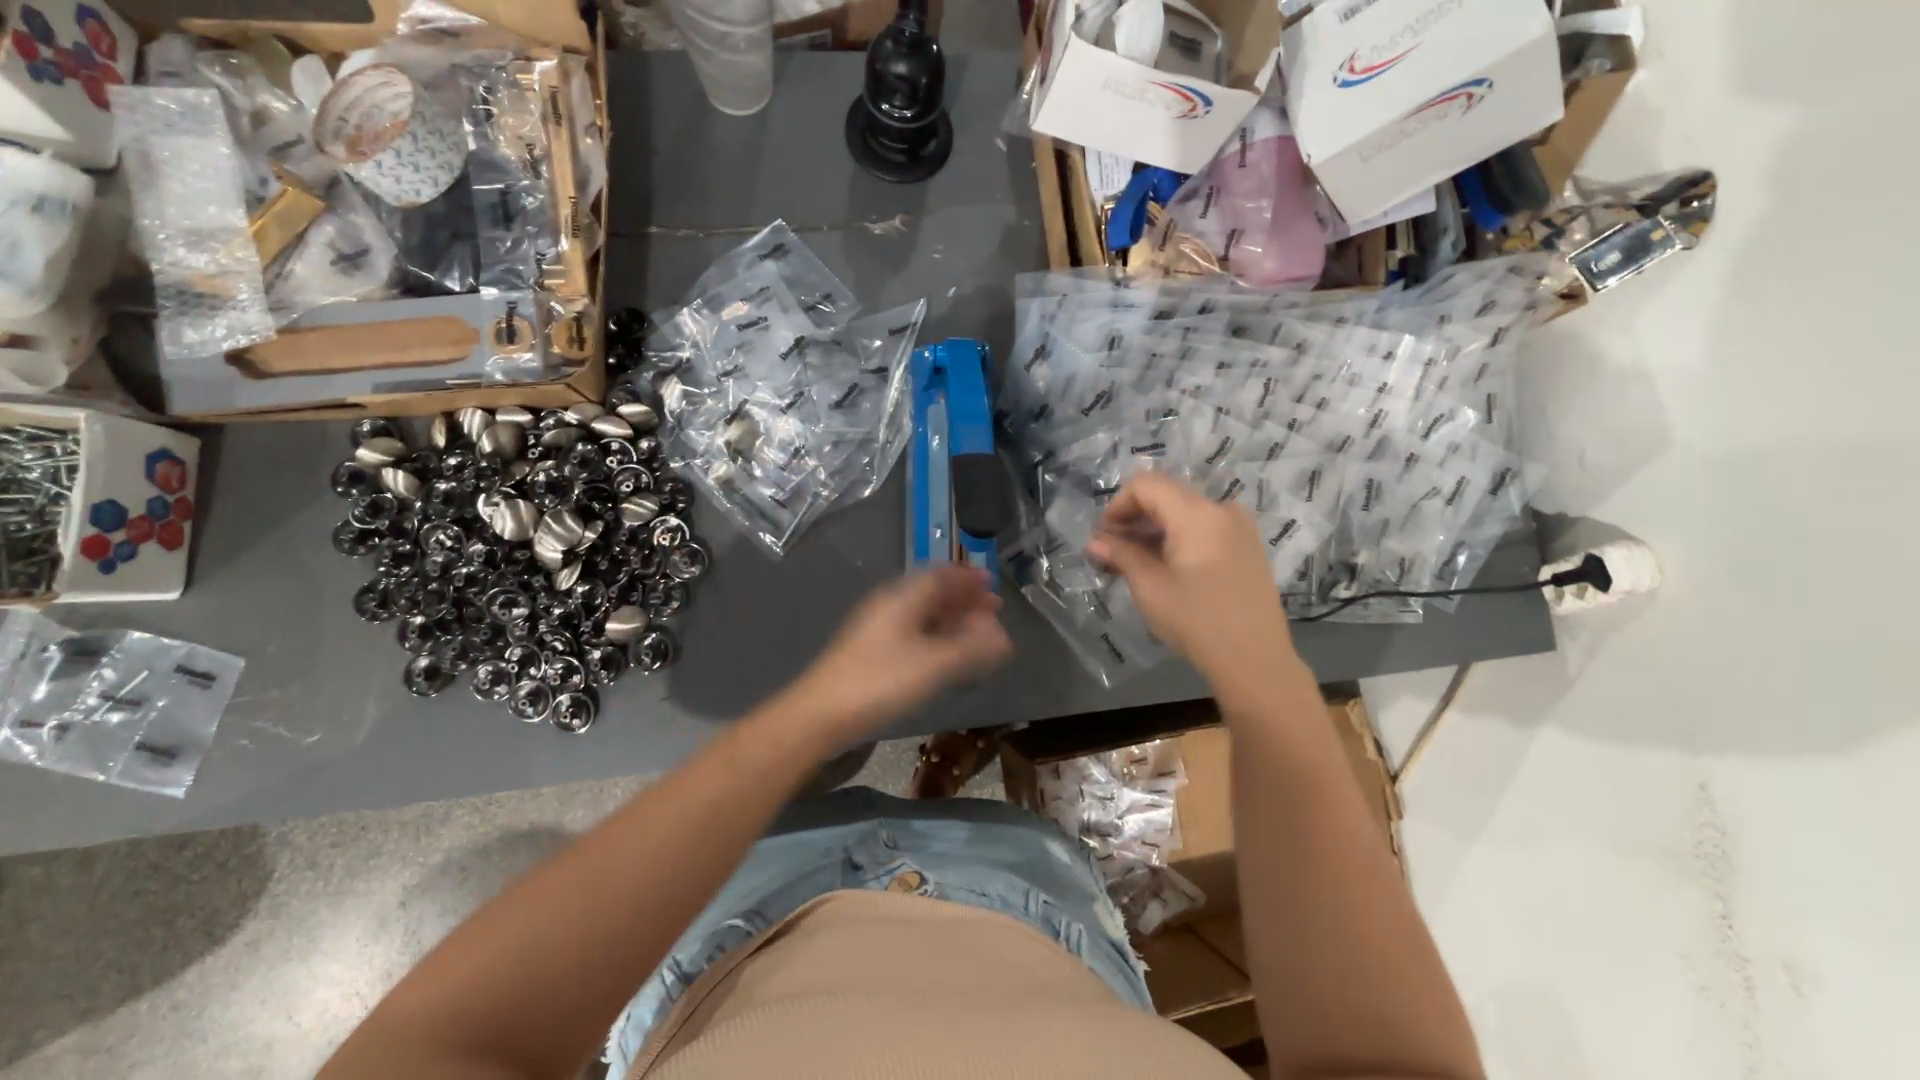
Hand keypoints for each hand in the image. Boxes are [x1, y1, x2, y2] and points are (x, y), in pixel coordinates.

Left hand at [784, 565, 1012, 744]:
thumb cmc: (878, 683)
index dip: (966, 576)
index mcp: (901, 599)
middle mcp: (889, 608)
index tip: (991, 581)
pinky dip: (937, 638)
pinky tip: (948, 656)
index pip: (939, 575)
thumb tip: (1004, 635)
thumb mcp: (933, 665)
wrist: (821, 716)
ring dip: (951, 619)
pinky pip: (914, 636)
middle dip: (963, 598)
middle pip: (931, 594)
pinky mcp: (874, 657)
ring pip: (922, 616)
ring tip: (978, 631)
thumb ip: (971, 649)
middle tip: (993, 607)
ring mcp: (879, 632)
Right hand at [1085, 471, 1296, 681]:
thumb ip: (1120, 556)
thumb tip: (1094, 542)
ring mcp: (1240, 528)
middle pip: (1167, 496)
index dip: (1117, 505)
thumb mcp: (1150, 587)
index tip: (1102, 537)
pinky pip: (1205, 529)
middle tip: (1112, 553)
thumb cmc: (1197, 620)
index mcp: (1198, 513)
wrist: (1254, 659)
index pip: (1147, 485)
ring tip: (1135, 565)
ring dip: (1155, 531)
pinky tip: (1166, 570)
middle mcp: (1222, 509)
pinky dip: (1179, 540)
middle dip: (1134, 519)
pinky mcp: (1247, 548)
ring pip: (1186, 514)